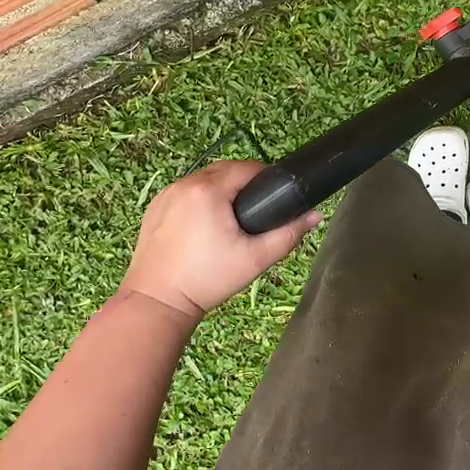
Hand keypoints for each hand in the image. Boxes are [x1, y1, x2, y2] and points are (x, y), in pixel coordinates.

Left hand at [120, 161, 320, 322]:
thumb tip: (315, 215)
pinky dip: (199, 200)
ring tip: (233, 218)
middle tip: (257, 212)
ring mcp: (166, 195)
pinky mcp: (154, 208)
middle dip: (244, 184)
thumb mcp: (256, 259)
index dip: (266, 179)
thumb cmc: (208, 279)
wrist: (157, 302)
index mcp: (208, 190)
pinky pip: (185, 192)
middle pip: (225, 170)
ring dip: (221, 190)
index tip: (274, 199)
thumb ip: (289, 234)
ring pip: (204, 180)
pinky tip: (206, 224)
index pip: (247, 168)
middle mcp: (184, 184)